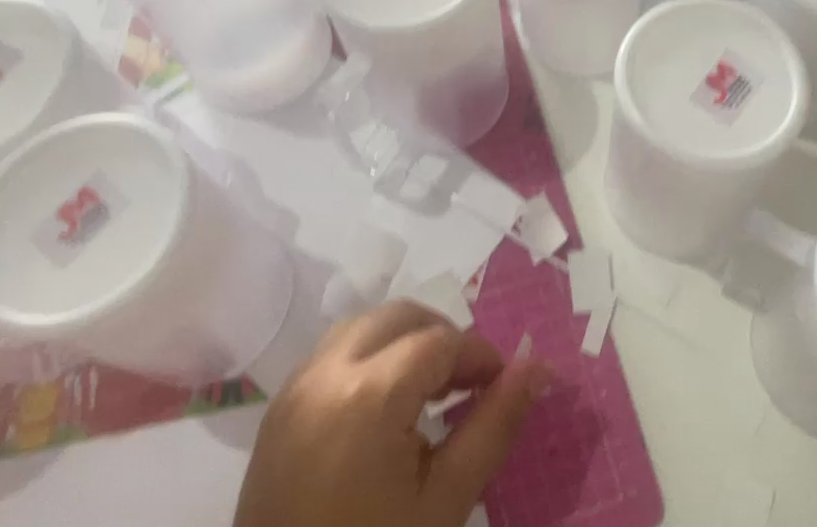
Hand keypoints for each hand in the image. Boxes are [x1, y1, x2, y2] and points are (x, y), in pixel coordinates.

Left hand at [234, 301, 553, 526]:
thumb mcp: (447, 498)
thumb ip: (495, 424)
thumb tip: (539, 367)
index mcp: (370, 394)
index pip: (441, 341)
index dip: (481, 356)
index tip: (503, 388)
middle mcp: (326, 373)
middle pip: (399, 317)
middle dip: (442, 337)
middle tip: (468, 385)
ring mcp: (294, 389)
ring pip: (361, 327)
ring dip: (403, 342)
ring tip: (429, 394)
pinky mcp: (276, 410)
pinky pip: (331, 355)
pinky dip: (368, 358)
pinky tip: (384, 409)